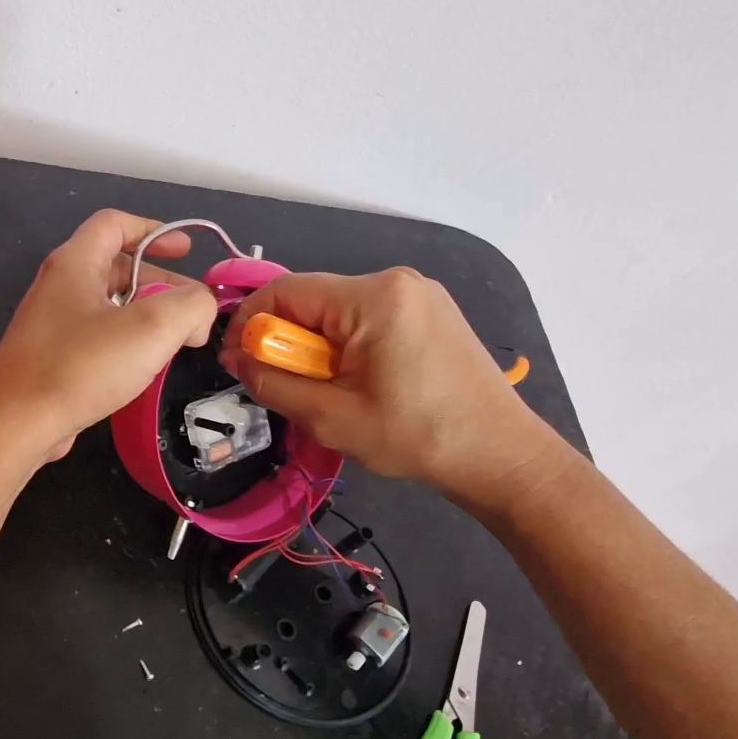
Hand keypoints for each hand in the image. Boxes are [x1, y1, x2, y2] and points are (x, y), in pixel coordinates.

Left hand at [0, 210, 218, 460]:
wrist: (15, 424)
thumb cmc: (81, 366)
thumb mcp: (151, 328)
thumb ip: (190, 306)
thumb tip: (198, 310)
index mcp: (75, 263)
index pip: (114, 224)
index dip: (154, 230)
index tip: (186, 251)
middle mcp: (58, 286)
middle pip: (116, 267)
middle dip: (160, 283)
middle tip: (192, 312)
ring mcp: (50, 324)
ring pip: (108, 306)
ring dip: (146, 317)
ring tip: (175, 343)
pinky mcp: (49, 358)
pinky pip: (95, 337)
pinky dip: (124, 343)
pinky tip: (142, 370)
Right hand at [221, 268, 571, 505]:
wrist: (503, 457)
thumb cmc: (417, 437)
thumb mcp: (331, 417)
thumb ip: (272, 382)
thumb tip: (235, 359)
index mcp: (373, 298)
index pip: (285, 291)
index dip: (250, 323)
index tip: (236, 361)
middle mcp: (396, 281)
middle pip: (312, 300)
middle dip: (286, 341)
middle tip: (281, 385)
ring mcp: (418, 295)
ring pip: (337, 312)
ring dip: (315, 347)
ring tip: (323, 391)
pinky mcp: (430, 313)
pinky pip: (366, 319)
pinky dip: (346, 346)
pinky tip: (357, 382)